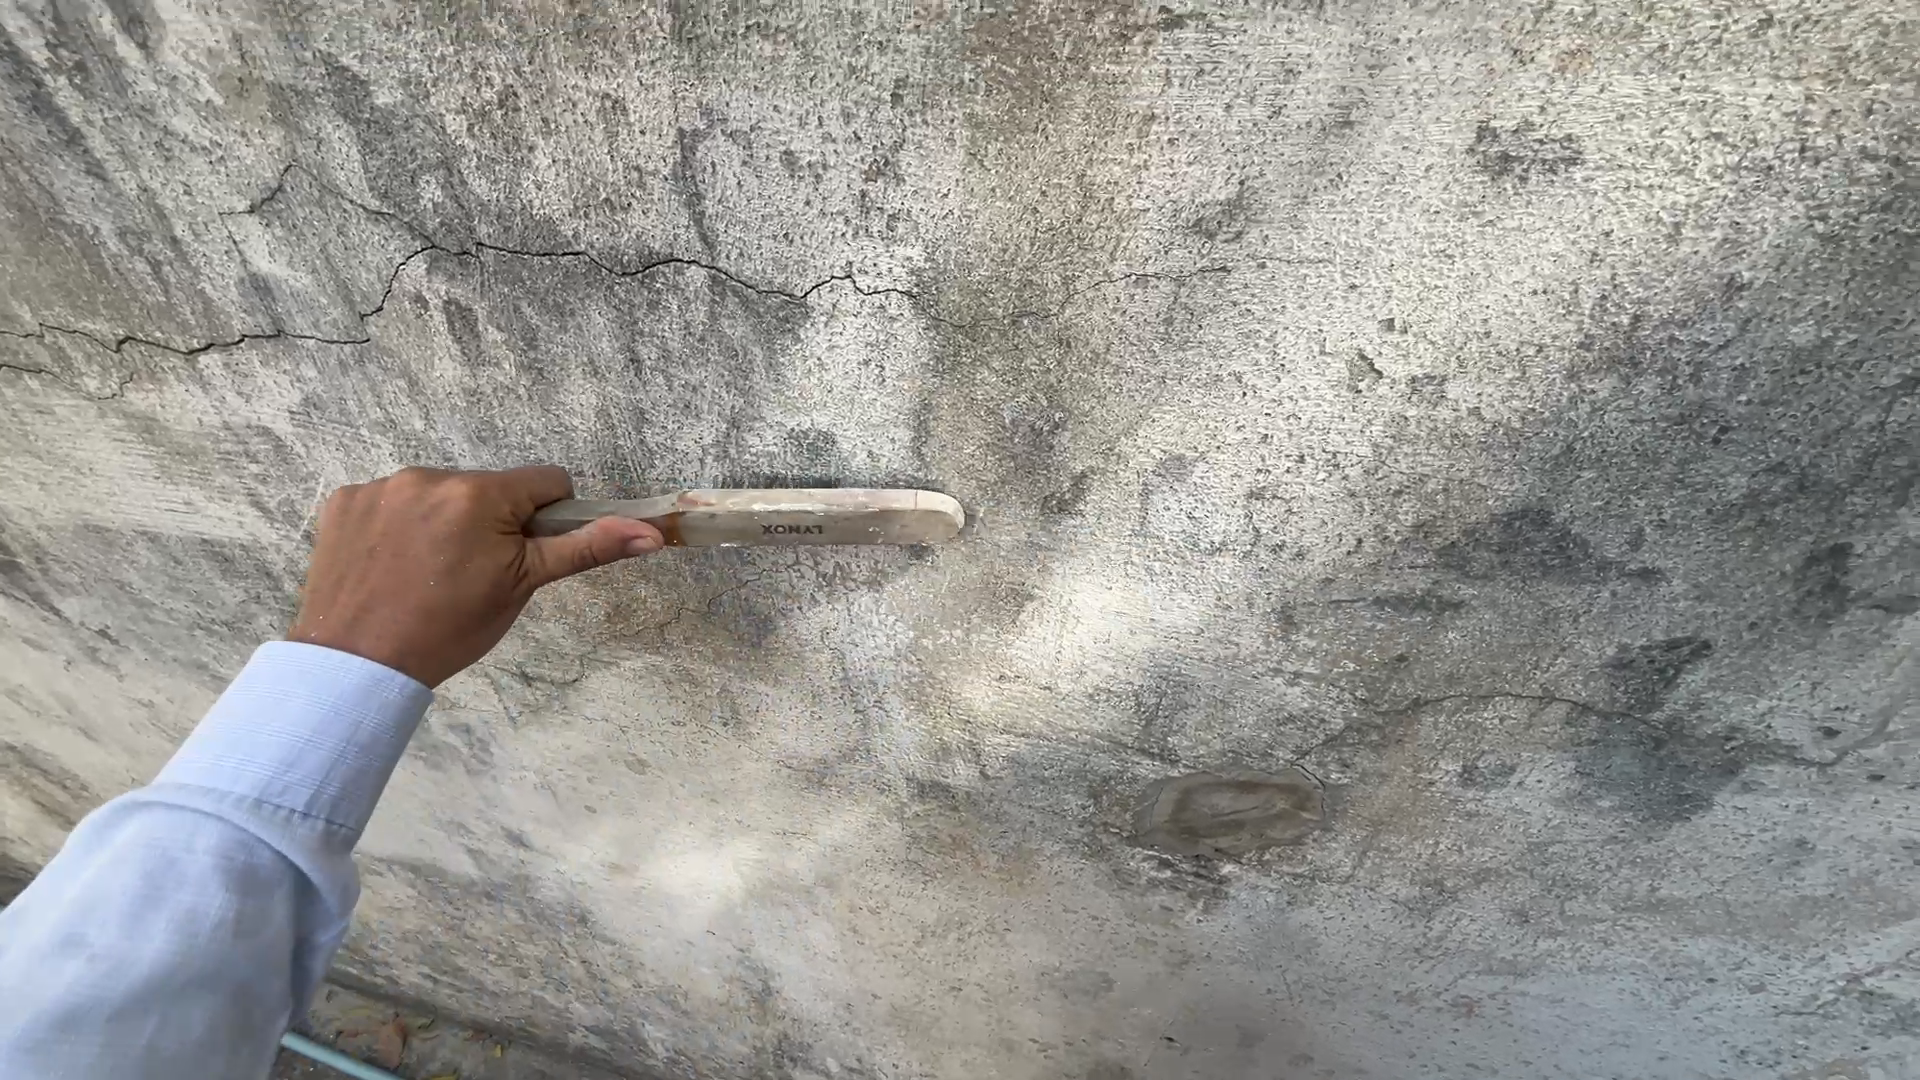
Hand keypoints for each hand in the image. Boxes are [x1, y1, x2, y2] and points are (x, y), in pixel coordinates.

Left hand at [288, 466, 663, 685]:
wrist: (357, 664)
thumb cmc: (453, 626)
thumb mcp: (529, 583)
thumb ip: (589, 548)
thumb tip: (651, 533)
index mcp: (480, 494)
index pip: (547, 481)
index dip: (550, 517)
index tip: (526, 553)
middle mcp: (428, 475)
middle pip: (494, 487)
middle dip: (498, 519)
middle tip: (480, 569)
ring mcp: (380, 486)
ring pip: (446, 492)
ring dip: (452, 518)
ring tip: (435, 568)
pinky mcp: (344, 500)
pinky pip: (396, 498)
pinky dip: (405, 522)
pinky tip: (398, 561)